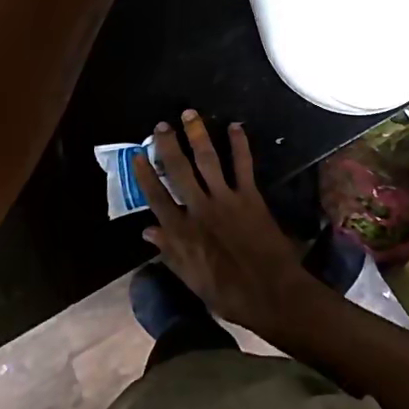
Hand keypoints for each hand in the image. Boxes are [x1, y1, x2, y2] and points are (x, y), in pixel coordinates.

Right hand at [134, 111, 309, 335]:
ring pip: (207, 161)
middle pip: (178, 171)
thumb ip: (169, 251)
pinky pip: (242, 165)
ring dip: (197, 135)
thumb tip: (148, 230)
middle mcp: (199, 209)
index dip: (145, 174)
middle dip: (168, 145)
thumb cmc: (229, 294)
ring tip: (190, 114)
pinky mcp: (249, 197)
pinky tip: (235, 127)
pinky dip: (239, 145)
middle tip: (162, 125)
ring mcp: (225, 200)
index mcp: (181, 233)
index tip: (138, 154)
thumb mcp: (191, 279)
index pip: (156, 197)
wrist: (271, 294)